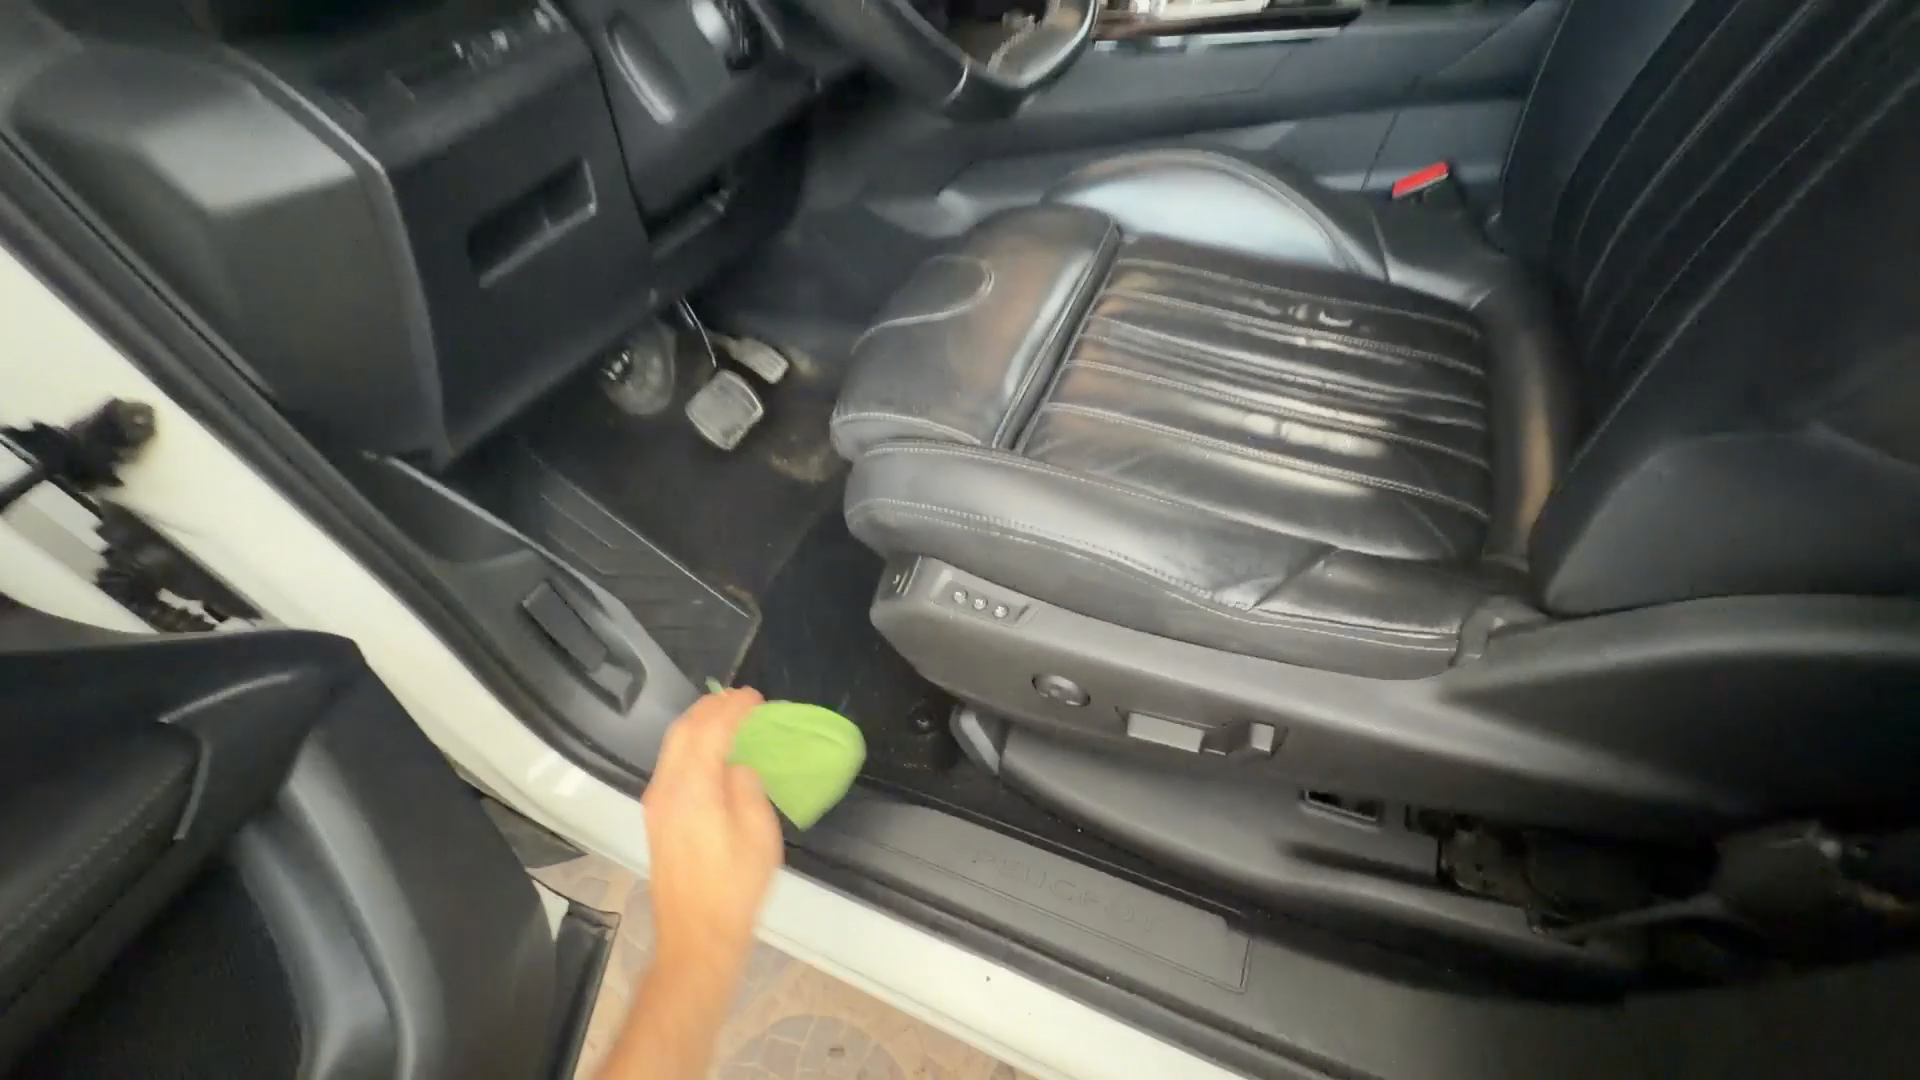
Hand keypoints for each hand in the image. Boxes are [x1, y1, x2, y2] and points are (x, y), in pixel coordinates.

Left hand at [643, 688, 784, 977]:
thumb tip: (737, 769)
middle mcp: (666, 790)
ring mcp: (657, 805)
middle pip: (682, 732)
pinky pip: (672, 765)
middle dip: (710, 708)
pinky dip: (692, 745)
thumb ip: (747, 788)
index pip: (710, 731)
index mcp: (692, 789)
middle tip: (740, 698)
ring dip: (699, 725)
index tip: (755, 697)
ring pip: (672, 747)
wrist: (696, 938)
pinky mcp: (658, 819)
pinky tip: (711, 750)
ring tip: (727, 715)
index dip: (733, 709)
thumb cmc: (734, 886)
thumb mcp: (758, 832)